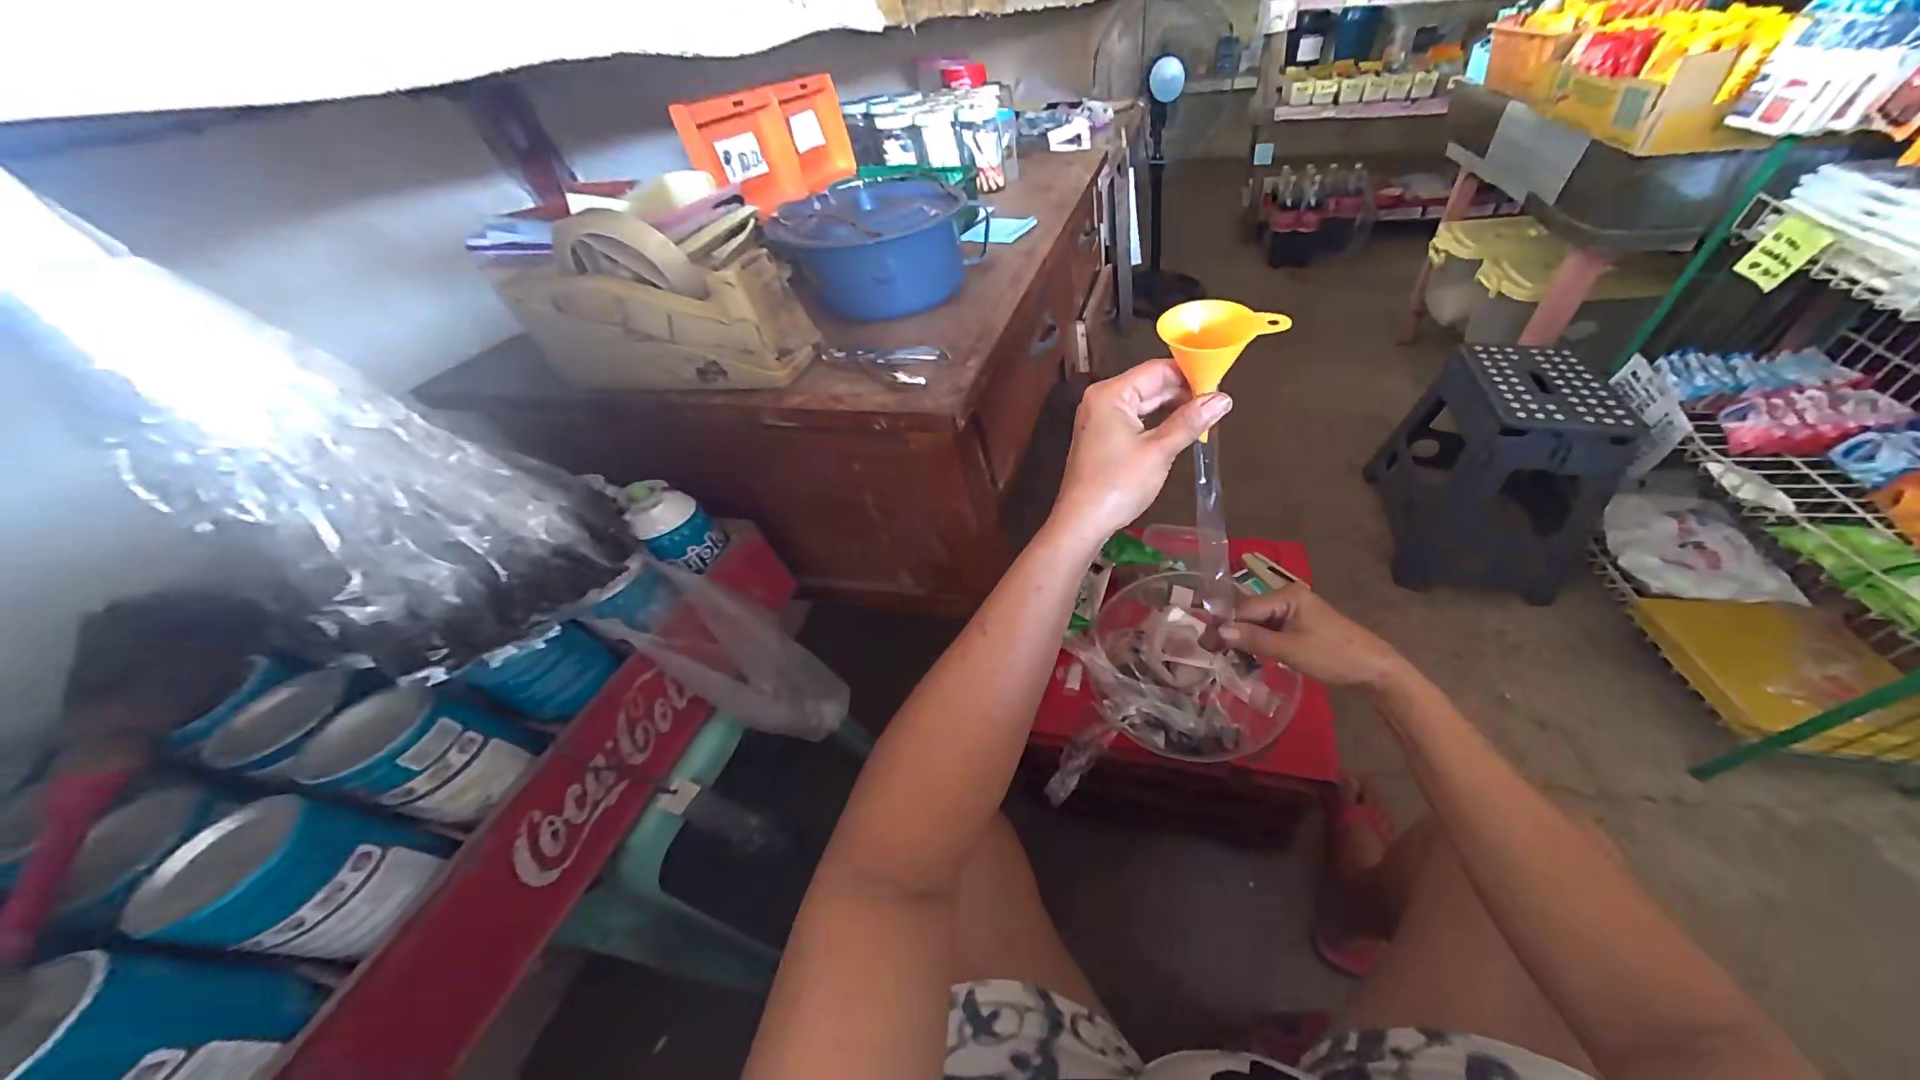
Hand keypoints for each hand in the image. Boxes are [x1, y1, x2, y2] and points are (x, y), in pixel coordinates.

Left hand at [1048, 359, 1231, 545]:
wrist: (1082, 522)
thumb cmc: (1118, 484)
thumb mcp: (1159, 451)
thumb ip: (1190, 421)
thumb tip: (1222, 398)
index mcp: (1110, 394)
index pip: (1156, 369)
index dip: (1189, 373)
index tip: (1220, 382)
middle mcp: (1101, 400)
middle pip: (1149, 384)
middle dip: (1183, 392)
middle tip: (1218, 402)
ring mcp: (1099, 419)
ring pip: (1143, 404)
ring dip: (1172, 409)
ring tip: (1205, 416)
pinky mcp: (1101, 438)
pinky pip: (1134, 420)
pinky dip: (1157, 423)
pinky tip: (1179, 430)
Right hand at [1218, 584, 1411, 692]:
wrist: (1374, 670)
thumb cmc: (1333, 656)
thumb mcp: (1290, 650)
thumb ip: (1253, 639)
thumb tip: (1217, 631)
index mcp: (1287, 595)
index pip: (1245, 607)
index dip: (1223, 625)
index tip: (1205, 644)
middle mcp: (1287, 596)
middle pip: (1248, 612)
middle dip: (1230, 631)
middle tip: (1210, 651)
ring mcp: (1293, 610)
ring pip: (1256, 622)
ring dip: (1242, 638)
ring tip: (1223, 654)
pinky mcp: (1297, 624)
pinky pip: (1268, 628)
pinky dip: (1256, 641)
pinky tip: (1245, 653)